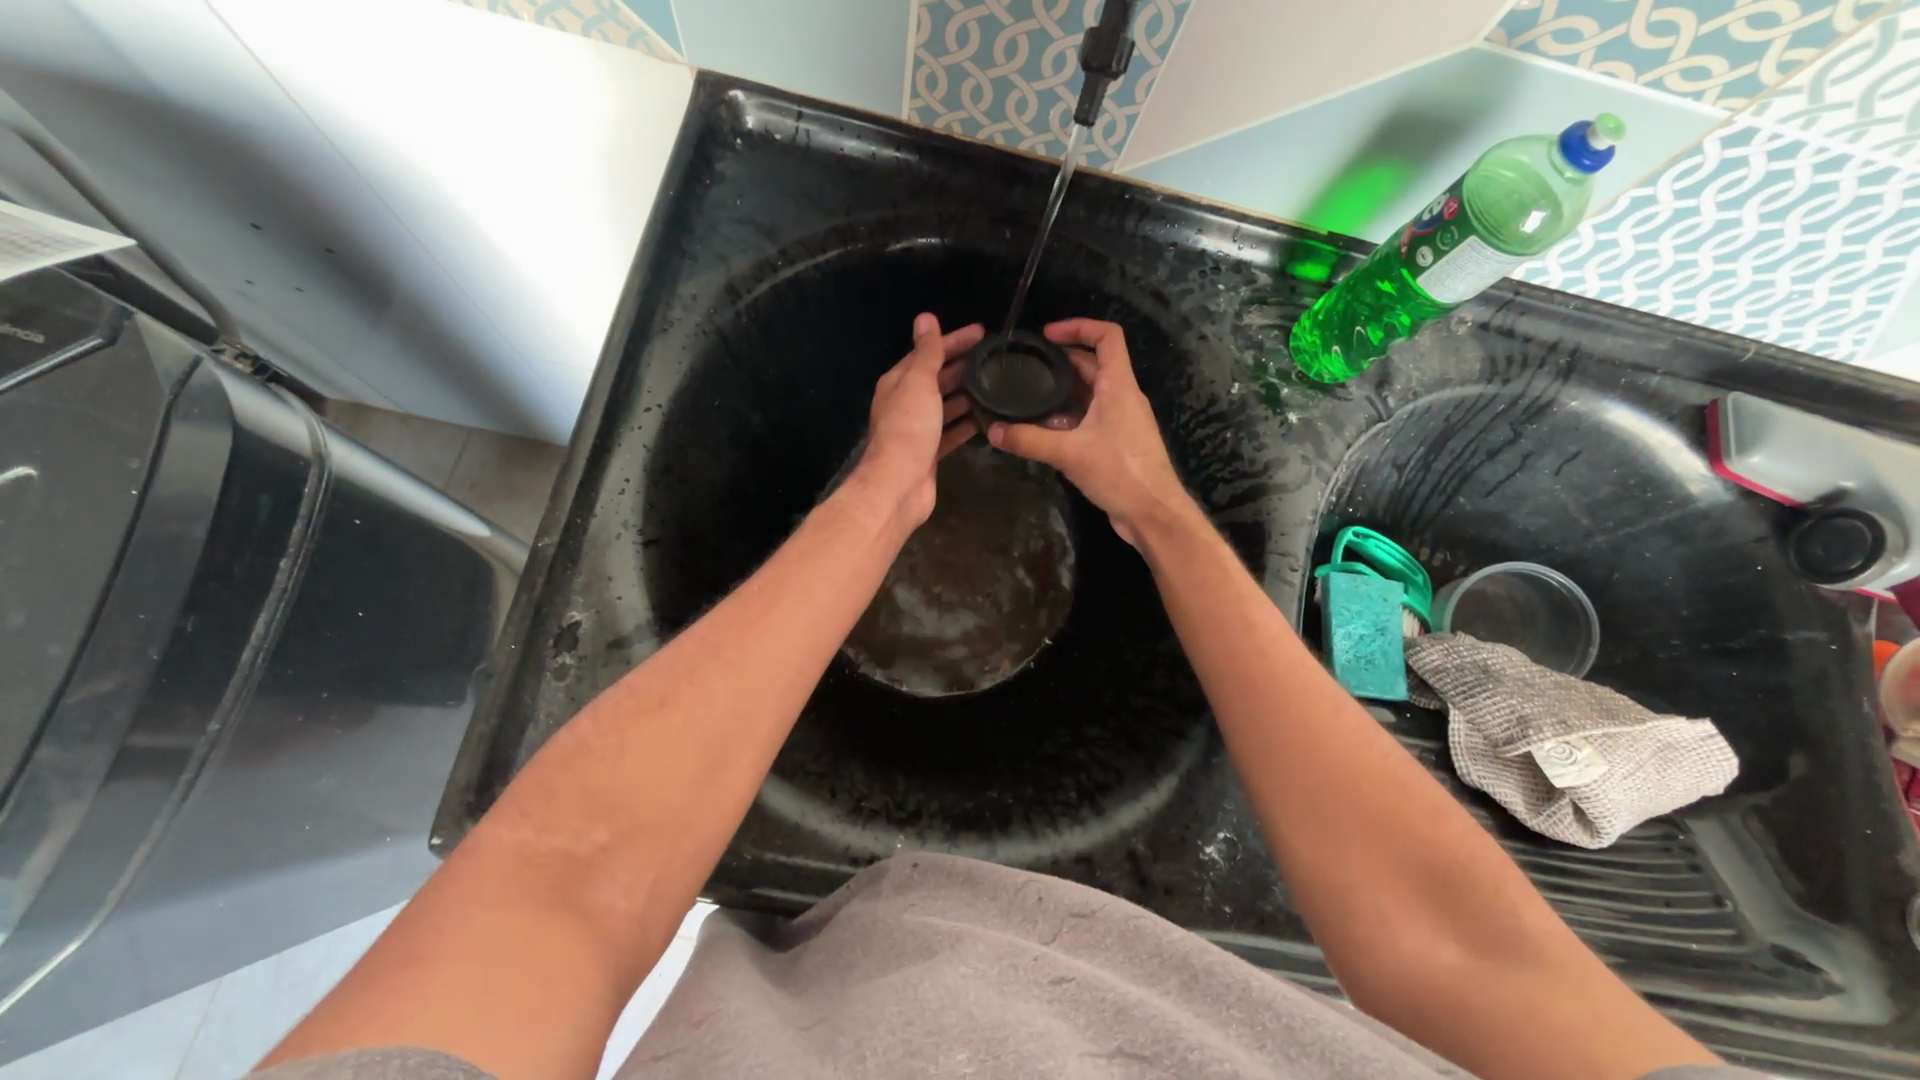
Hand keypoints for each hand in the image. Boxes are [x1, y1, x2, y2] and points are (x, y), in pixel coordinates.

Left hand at [853, 312, 984, 526]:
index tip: (982, 332)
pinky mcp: (930, 452)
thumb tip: (925, 317)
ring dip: (967, 395)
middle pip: (937, 378)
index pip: (928, 352)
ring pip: (946, 405)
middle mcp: (905, 402)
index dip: (953, 340)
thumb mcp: (918, 382)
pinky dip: (966, 424)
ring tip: (996, 385)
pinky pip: (951, 432)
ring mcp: (918, 429)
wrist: (899, 483)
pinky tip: (987, 418)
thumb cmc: (908, 427)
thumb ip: (926, 352)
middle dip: (963, 366)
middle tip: (995, 359)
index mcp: (899, 382)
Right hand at [986, 318, 1191, 547]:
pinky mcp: (1116, 443)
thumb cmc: (1119, 472)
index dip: (1079, 326)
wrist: (1152, 513)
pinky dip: (1068, 418)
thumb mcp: (1069, 453)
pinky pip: (1090, 418)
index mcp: (1119, 386)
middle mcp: (1122, 397)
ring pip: (1090, 394)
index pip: (1107, 337)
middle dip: (1062, 360)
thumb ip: (1028, 440)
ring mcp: (1121, 421)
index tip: (1048, 334)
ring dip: (1062, 391)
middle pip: (1093, 364)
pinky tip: (1043, 430)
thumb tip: (993, 430)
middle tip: (1027, 366)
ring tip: (1028, 396)